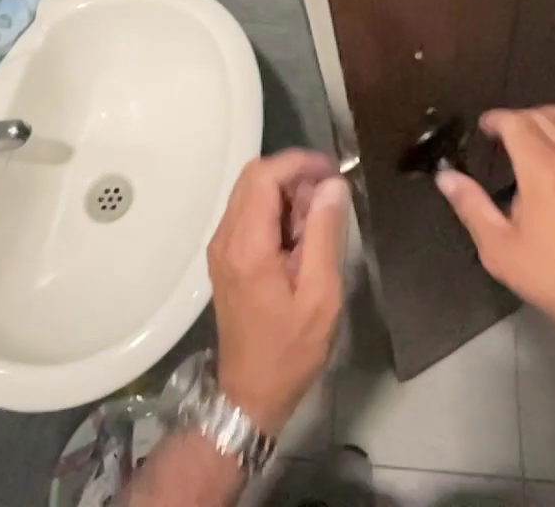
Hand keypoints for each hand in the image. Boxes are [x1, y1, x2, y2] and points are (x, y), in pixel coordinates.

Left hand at [207, 150, 349, 433]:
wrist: (251, 393)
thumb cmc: (290, 348)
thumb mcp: (320, 293)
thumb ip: (325, 233)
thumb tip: (332, 185)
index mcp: (247, 245)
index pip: (263, 176)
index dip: (298, 162)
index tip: (332, 171)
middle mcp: (225, 237)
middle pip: (253, 177)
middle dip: (294, 174)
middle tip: (329, 196)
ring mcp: (221, 247)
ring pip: (250, 193)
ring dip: (286, 193)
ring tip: (319, 219)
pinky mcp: (225, 257)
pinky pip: (249, 214)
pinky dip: (276, 210)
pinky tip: (300, 236)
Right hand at [437, 106, 554, 366]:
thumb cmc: (554, 275)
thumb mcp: (499, 249)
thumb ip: (471, 207)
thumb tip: (445, 176)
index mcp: (540, 170)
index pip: (516, 123)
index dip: (497, 119)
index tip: (484, 127)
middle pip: (543, 117)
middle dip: (518, 118)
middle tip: (503, 134)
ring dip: (550, 115)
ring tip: (536, 128)